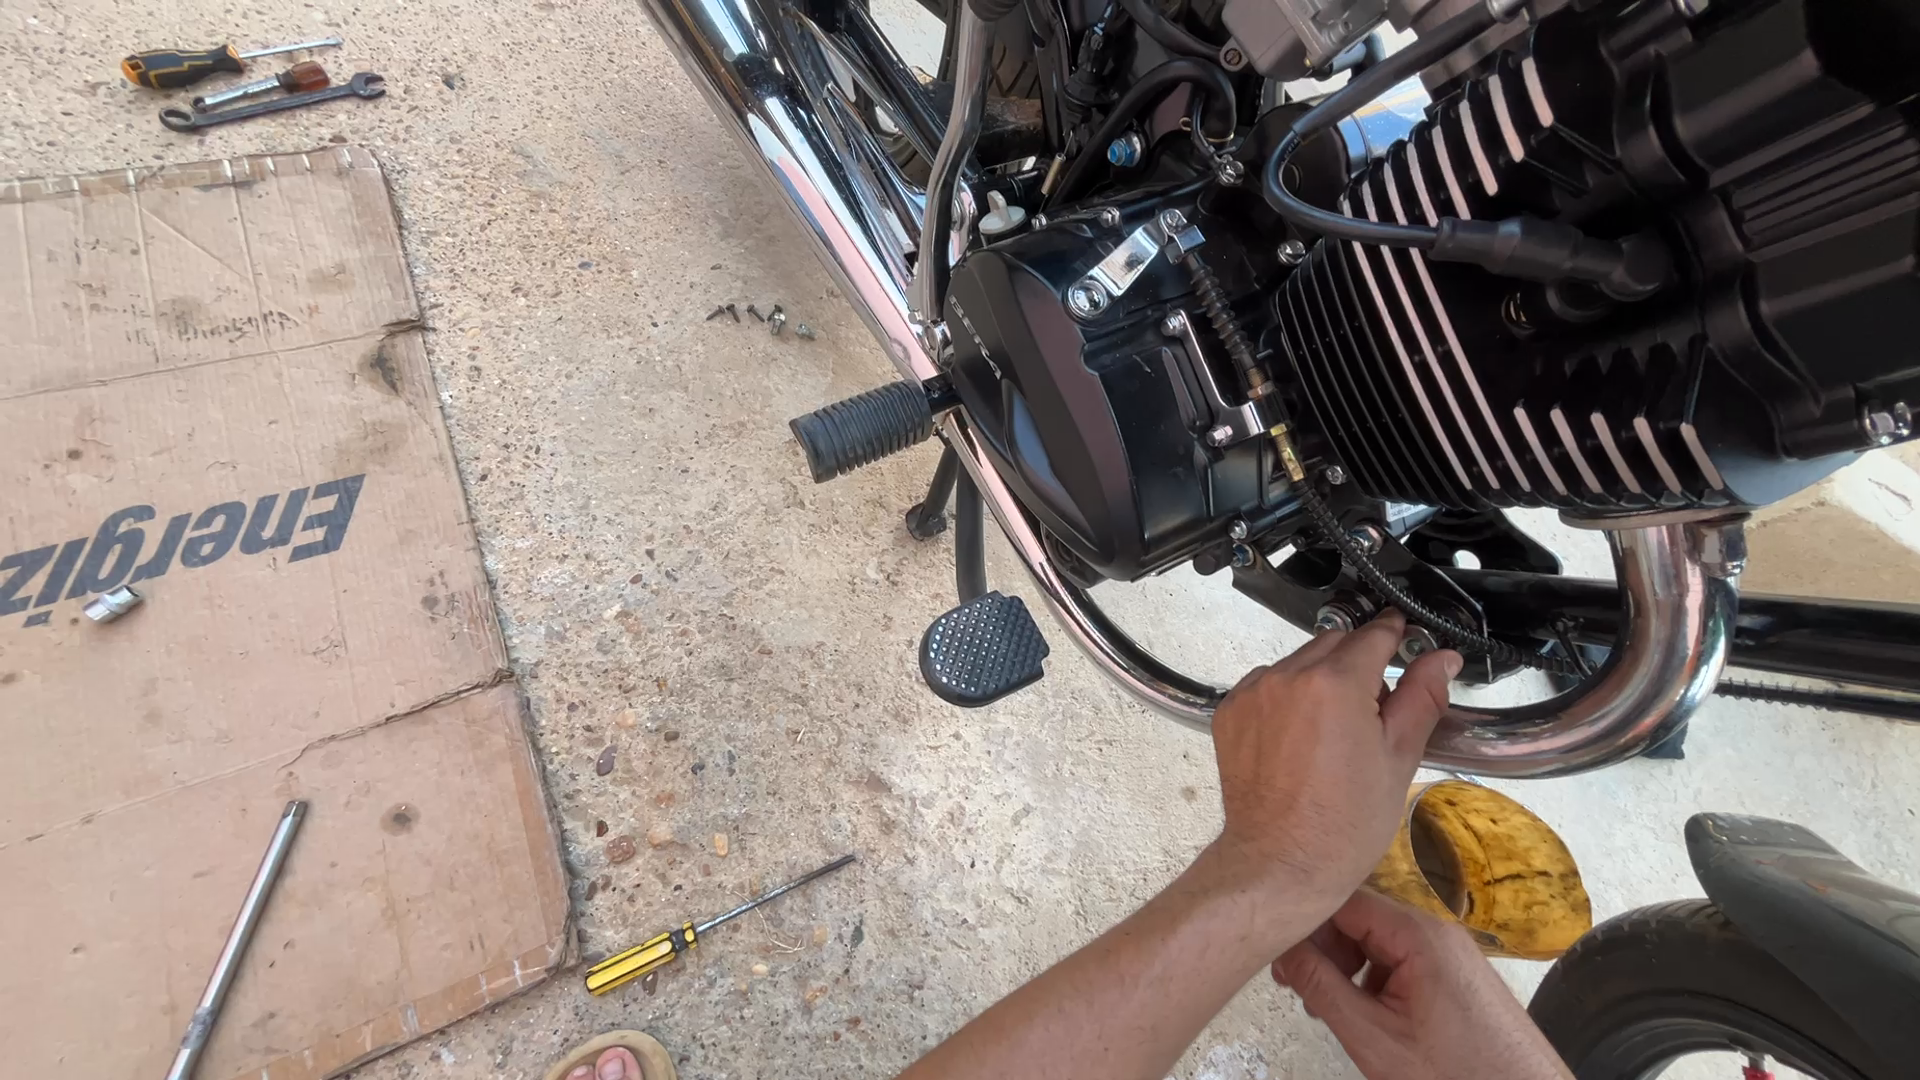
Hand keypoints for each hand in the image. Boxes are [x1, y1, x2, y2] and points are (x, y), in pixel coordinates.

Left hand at [1208, 609, 1460, 923]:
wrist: (1281, 859)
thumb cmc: (1345, 822)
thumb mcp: (1398, 758)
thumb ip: (1420, 698)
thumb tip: (1440, 658)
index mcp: (1333, 683)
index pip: (1370, 636)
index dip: (1392, 633)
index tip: (1402, 632)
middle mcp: (1285, 677)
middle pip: (1331, 643)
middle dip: (1356, 659)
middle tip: (1374, 699)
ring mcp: (1251, 692)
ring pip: (1295, 662)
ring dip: (1318, 677)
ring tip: (1334, 726)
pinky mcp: (1228, 710)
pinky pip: (1264, 685)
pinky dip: (1284, 695)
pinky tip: (1299, 734)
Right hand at [1274, 890, 1573, 1079]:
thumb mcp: (1373, 1036)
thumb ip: (1319, 985)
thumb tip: (1277, 944)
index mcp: (1417, 933)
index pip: (1341, 899)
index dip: (1303, 921)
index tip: (1276, 952)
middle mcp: (1435, 929)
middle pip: (1357, 918)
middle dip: (1321, 948)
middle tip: (1291, 984)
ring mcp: (1449, 952)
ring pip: (1374, 939)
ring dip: (1343, 966)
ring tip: (1323, 1004)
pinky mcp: (1456, 976)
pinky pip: (1398, 959)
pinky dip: (1371, 979)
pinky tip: (1360, 1012)